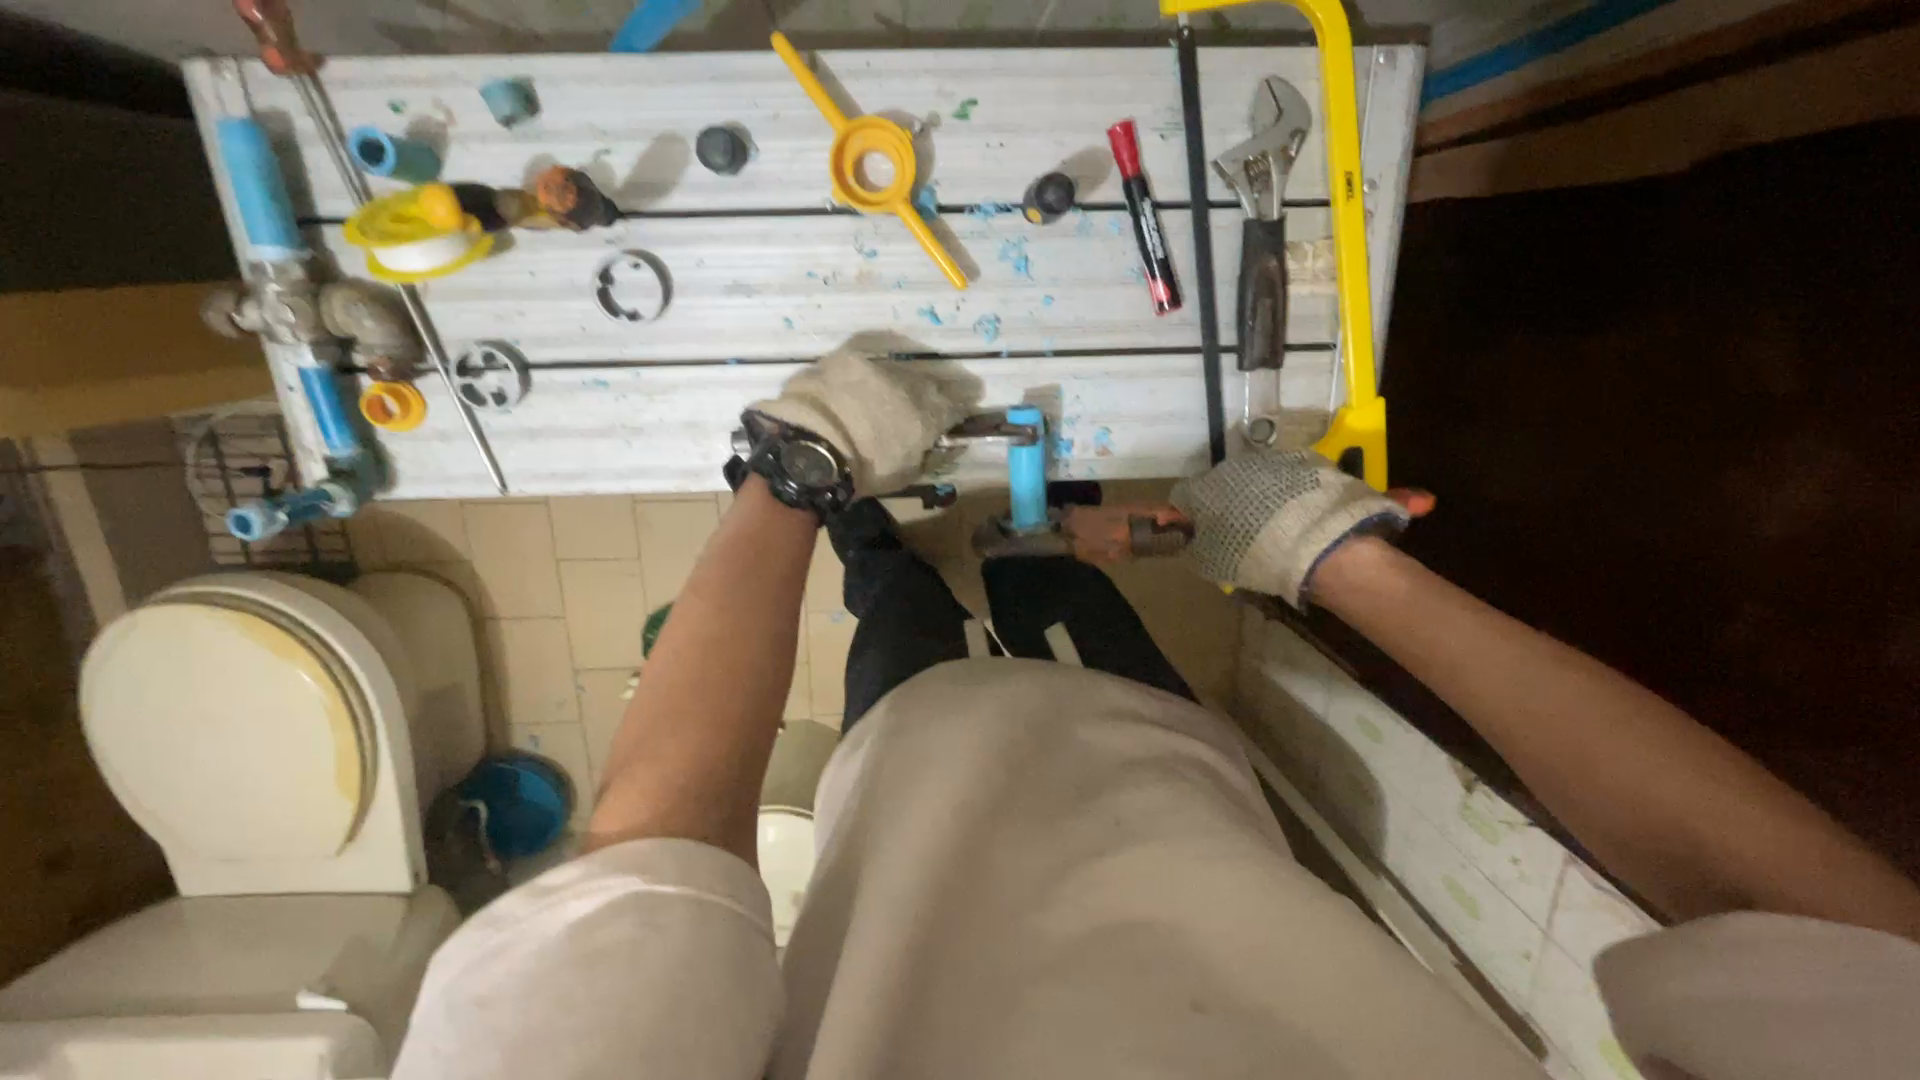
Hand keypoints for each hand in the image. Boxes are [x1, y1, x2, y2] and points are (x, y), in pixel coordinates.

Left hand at [749, 348, 967, 494]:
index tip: (964, 409)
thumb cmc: (861, 471)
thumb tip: (948, 446)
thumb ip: (930, 456)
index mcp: (929, 413)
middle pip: (932, 380)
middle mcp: (910, 381)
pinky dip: (875, 362)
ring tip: (899, 384)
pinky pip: (870, 350)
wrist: (809, 446)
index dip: (963, 406)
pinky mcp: (847, 354)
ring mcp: (878, 363)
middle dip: (937, 388)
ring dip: (905, 375)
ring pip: (902, 365)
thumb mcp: (906, 475)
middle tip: (934, 396)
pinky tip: (872, 368)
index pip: (957, 404)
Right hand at [1170, 450, 1411, 606]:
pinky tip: (1301, 513)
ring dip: (1257, 495)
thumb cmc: (1253, 556)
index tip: (1198, 534)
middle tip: (1239, 531)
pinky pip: (1289, 475)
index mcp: (1202, 489)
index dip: (1186, 516)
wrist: (1320, 542)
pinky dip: (1289, 490)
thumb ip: (1191, 547)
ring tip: (1275, 523)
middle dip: (1223, 504)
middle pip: (1218, 483)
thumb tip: (1190, 539)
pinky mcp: (1306, 461)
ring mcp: (1270, 460)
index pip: (1180, 497)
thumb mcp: (1209, 564)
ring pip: (1254, 477)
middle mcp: (1231, 467)